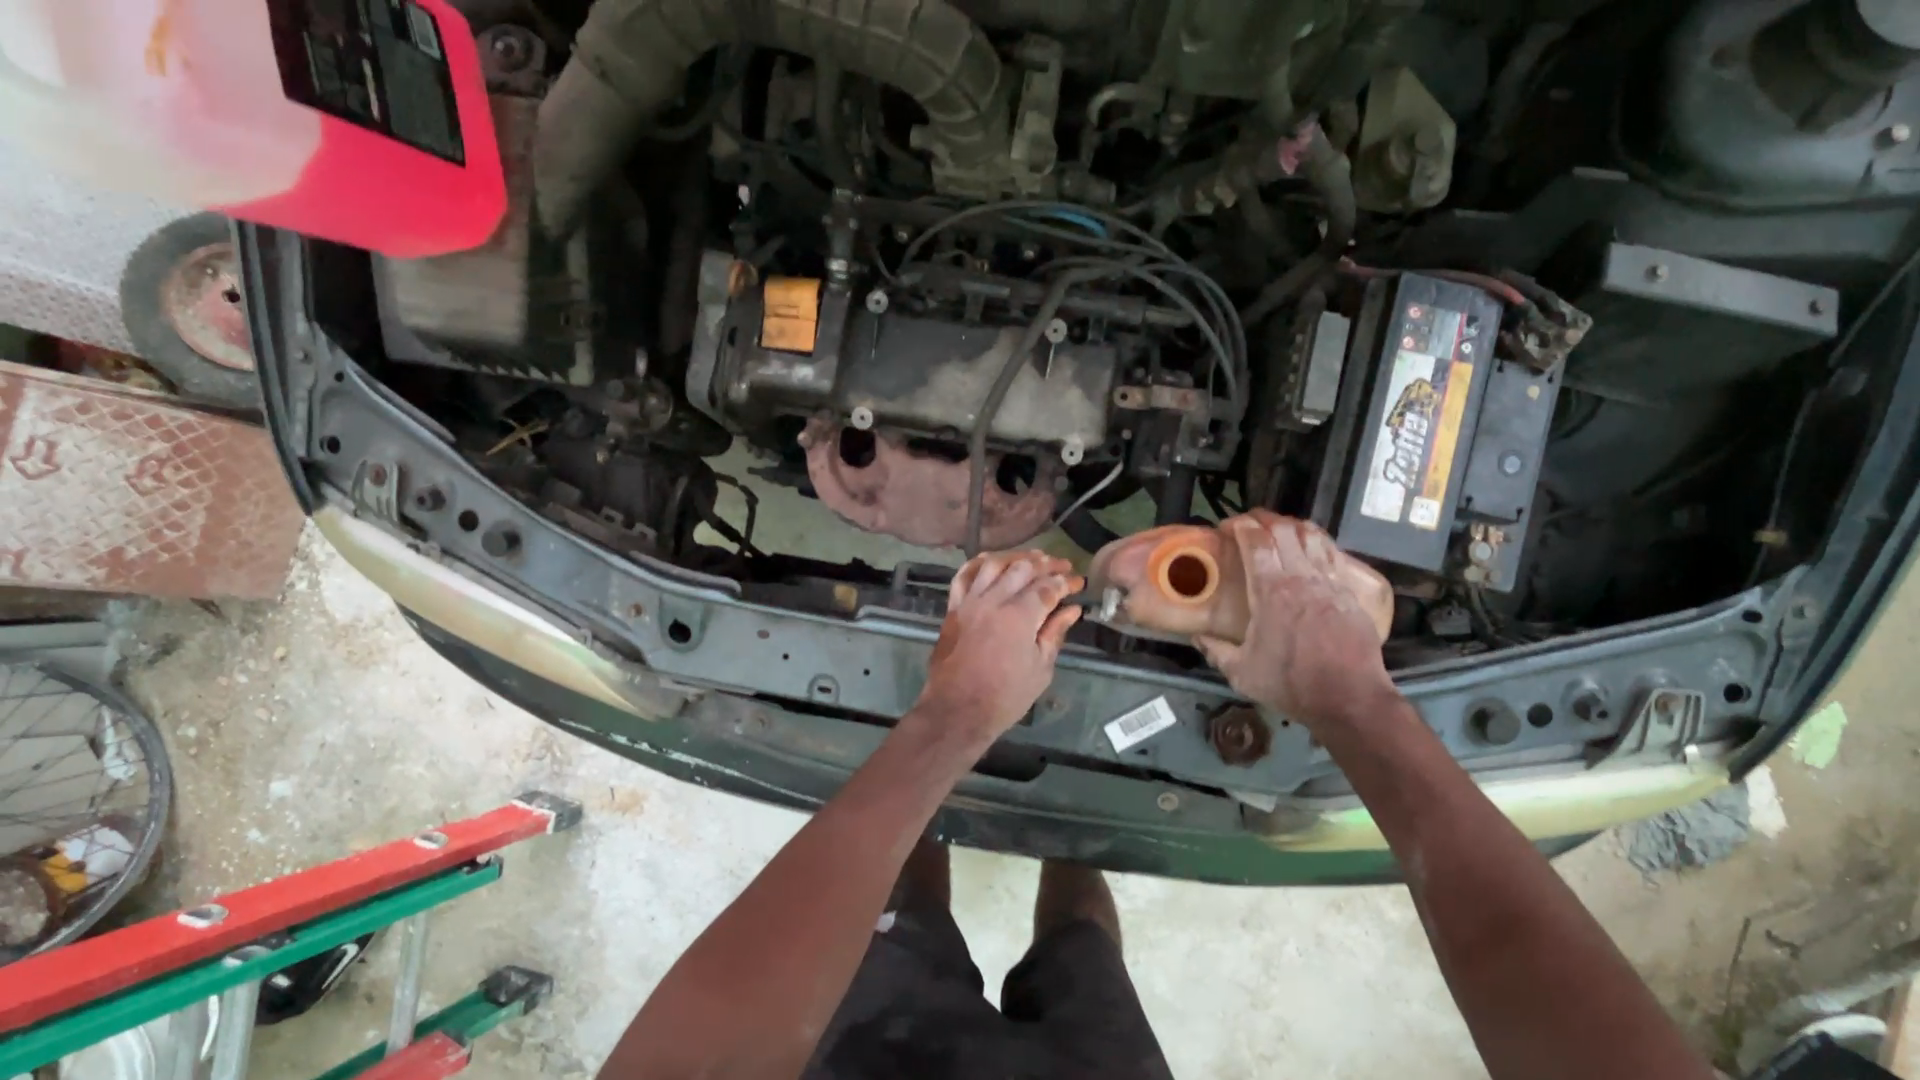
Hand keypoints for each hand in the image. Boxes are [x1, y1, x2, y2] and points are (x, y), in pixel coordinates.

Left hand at [914, 551, 1083, 741]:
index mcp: (1020, 616)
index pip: (1048, 587)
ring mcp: (970, 602)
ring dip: (1016, 558)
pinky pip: (964, 576)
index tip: (1079, 582)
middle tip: (1062, 566)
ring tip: (1033, 559)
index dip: (1066, 582)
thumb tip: (1072, 610)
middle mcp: (994, 600)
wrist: (958, 709)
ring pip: (994, 565)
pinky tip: (992, 561)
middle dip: (1046, 564)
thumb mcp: (1040, 669)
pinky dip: (978, 564)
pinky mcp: (953, 608)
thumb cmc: (1006, 696)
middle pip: (1023, 569)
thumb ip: (1055, 634)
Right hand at [1196, 514, 1396, 728]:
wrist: (1349, 698)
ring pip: (1313, 536)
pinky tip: (1311, 551)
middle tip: (1249, 523)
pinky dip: (1318, 543)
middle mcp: (1302, 577)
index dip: (1240, 525)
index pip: (1256, 540)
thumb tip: (1197, 637)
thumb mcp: (1241, 673)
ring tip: (1279, 529)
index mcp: (1271, 591)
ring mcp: (1330, 582)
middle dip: (1264, 519)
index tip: (1226, 527)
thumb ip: (1216, 650)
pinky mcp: (1350, 593)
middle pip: (1285, 529)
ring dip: (1292, 526)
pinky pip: (1333, 554)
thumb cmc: (1290, 683)